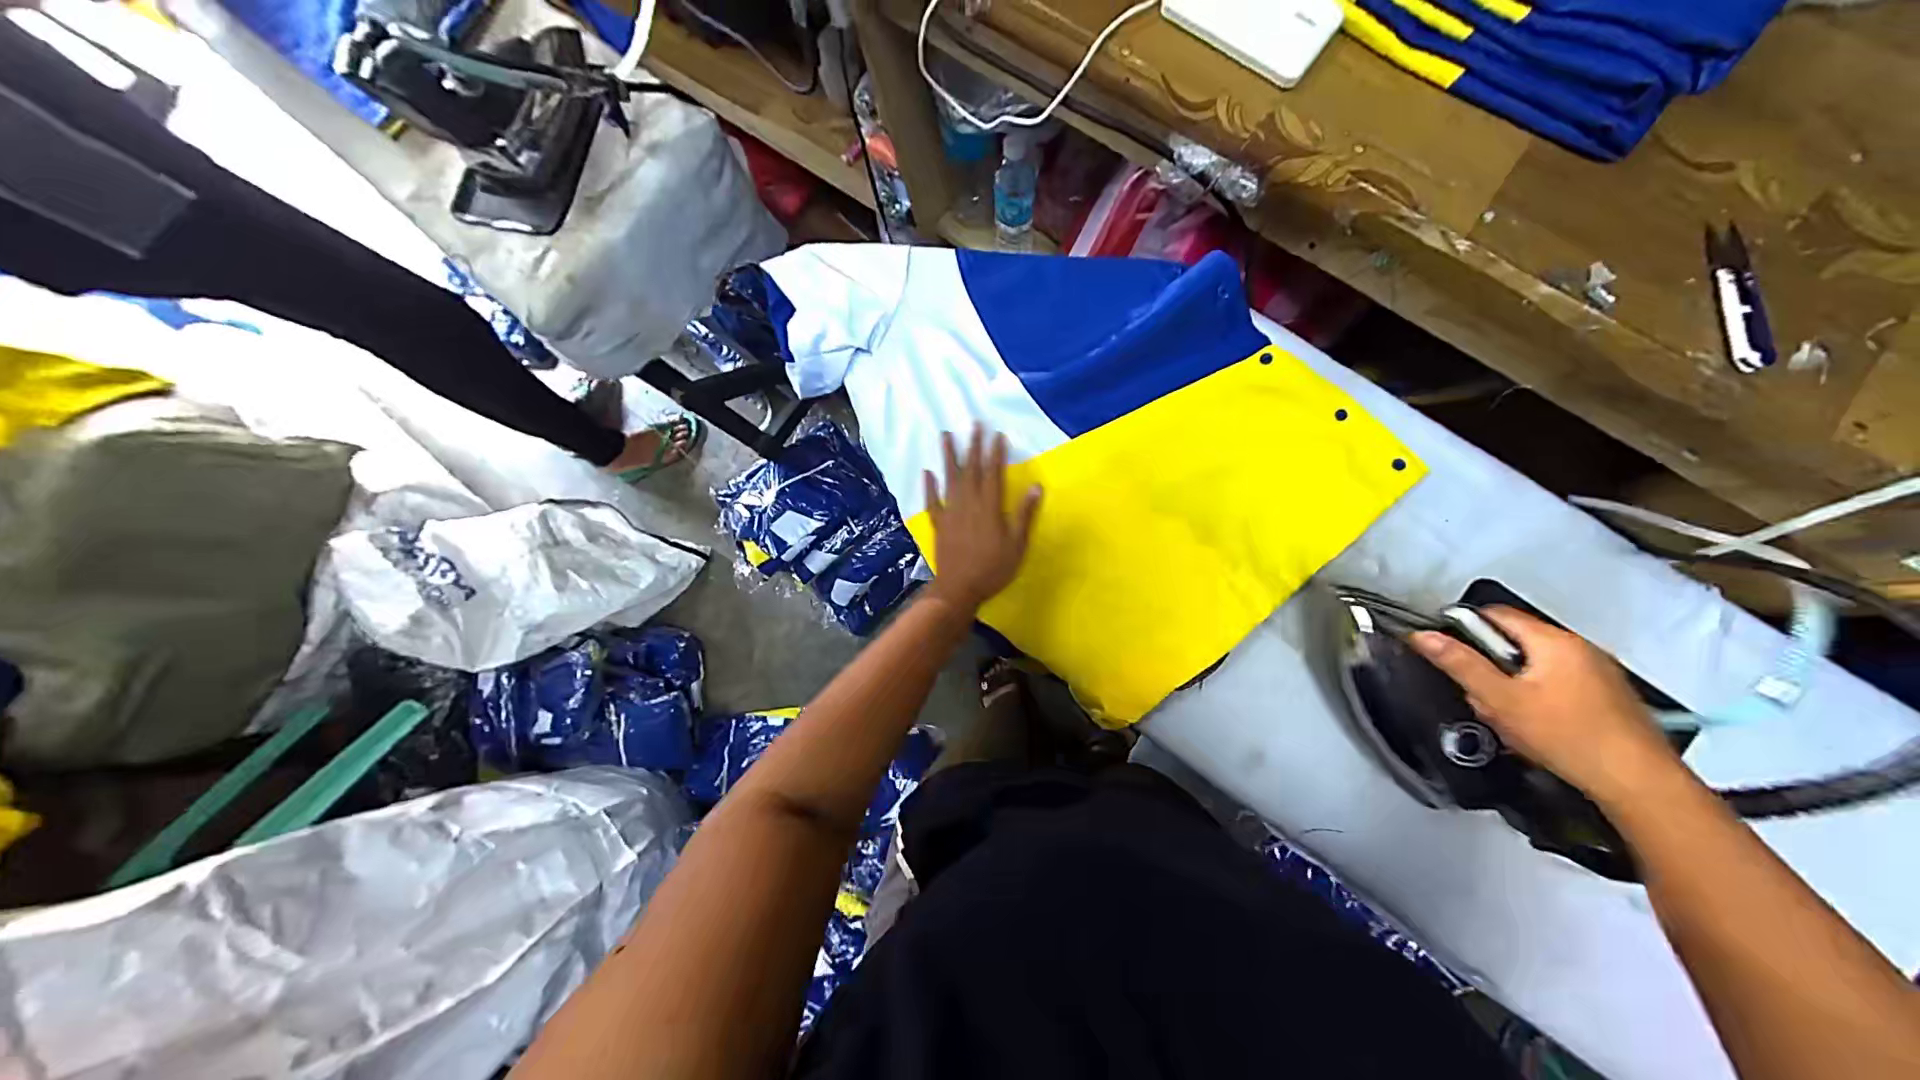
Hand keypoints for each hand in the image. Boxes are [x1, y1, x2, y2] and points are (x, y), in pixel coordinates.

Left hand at [922, 427, 1041, 610]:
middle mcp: (969, 503)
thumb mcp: (1017, 545)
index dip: (996, 453)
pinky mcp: (939, 523)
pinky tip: (927, 472)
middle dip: (974, 445)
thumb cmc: (993, 569)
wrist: (959, 588)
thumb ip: (1024, 515)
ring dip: (948, 456)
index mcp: (990, 507)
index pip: (994, 473)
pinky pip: (932, 500)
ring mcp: (951, 512)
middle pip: (971, 469)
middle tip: (975, 424)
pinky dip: (929, 486)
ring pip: (949, 478)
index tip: (997, 434)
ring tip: (946, 435)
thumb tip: (1036, 488)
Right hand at [1411, 608, 1684, 807]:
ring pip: (1533, 668)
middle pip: (1513, 643)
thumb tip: (1423, 636)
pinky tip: (1536, 729)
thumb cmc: (1568, 737)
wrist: (1639, 784)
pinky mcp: (1608, 698)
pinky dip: (1538, 700)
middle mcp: (1580, 648)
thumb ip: (1460, 664)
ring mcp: (1599, 673)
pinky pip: (1557, 685)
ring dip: (1512, 688)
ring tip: (1509, 720)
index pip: (1494, 614)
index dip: (1463, 628)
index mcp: (1554, 641)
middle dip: (1489, 669)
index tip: (1449, 654)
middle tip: (1484, 700)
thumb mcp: (1501, 700)